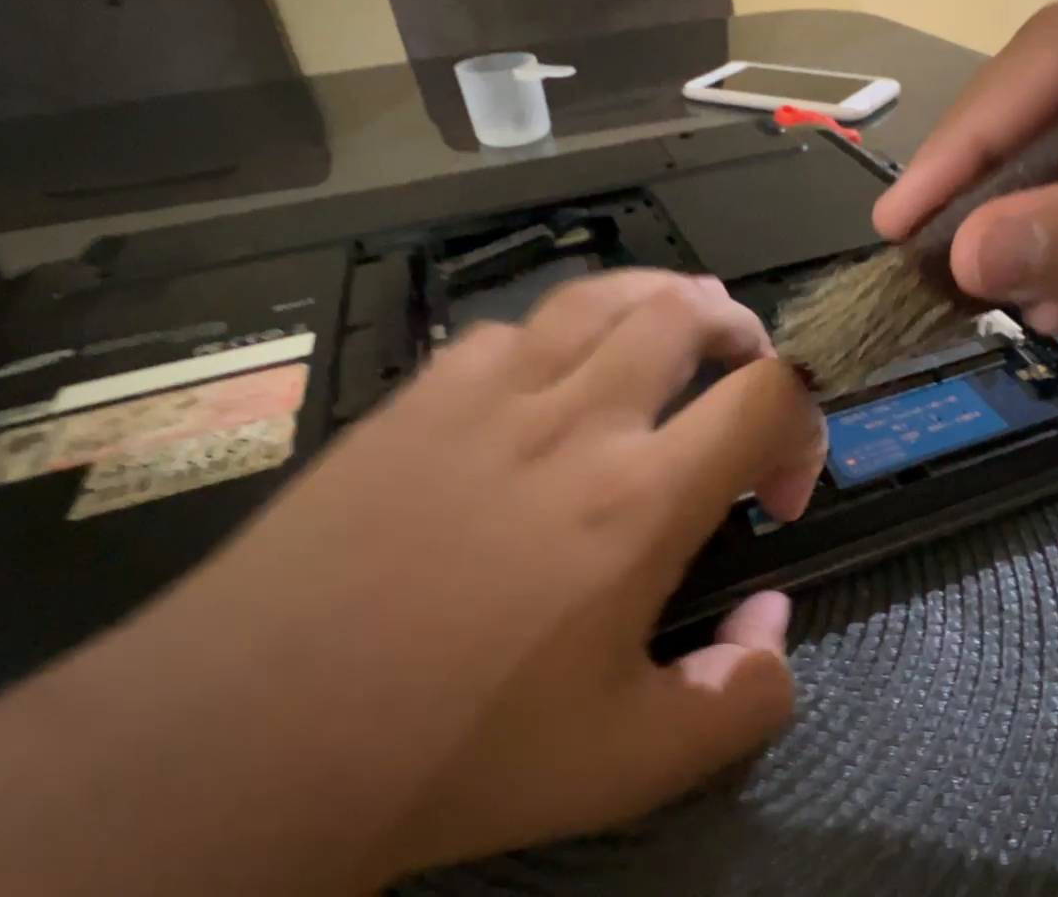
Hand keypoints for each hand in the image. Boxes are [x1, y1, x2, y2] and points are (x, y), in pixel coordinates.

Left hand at [0, 270, 827, 894]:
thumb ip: (741, 696)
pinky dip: (561, 336)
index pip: (768, 394)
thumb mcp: (633, 762)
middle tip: (741, 377)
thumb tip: (769, 626)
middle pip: (687, 312)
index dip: (804, 425)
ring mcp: (487, 395)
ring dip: (658, 302)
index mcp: (640, 498)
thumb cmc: (459, 750)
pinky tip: (551, 378)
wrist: (253, 736)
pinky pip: (512, 329)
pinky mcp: (416, 397)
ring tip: (673, 333)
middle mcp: (575, 420)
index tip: (779, 492)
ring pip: (601, 296)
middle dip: (739, 333)